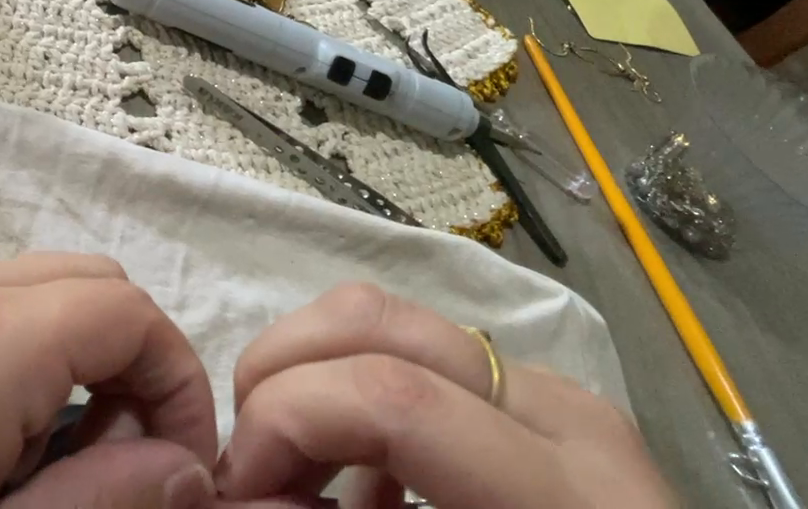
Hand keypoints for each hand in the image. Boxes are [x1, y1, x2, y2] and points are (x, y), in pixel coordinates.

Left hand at [0, 254, 218, 508]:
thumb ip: (97, 498)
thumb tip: (186, 468)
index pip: (131, 311)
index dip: (180, 383)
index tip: (181, 472)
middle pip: (90, 280)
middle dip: (132, 360)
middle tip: (116, 465)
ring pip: (32, 286)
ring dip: (70, 353)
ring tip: (41, 458)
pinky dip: (11, 346)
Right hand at [214, 283, 673, 508]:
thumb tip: (239, 497)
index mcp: (568, 496)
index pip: (394, 398)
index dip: (287, 421)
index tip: (240, 486)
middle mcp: (562, 413)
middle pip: (374, 320)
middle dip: (278, 371)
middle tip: (250, 455)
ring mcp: (550, 393)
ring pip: (384, 316)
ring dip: (307, 373)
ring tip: (291, 459)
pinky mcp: (535, 398)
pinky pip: (413, 352)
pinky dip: (351, 388)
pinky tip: (357, 478)